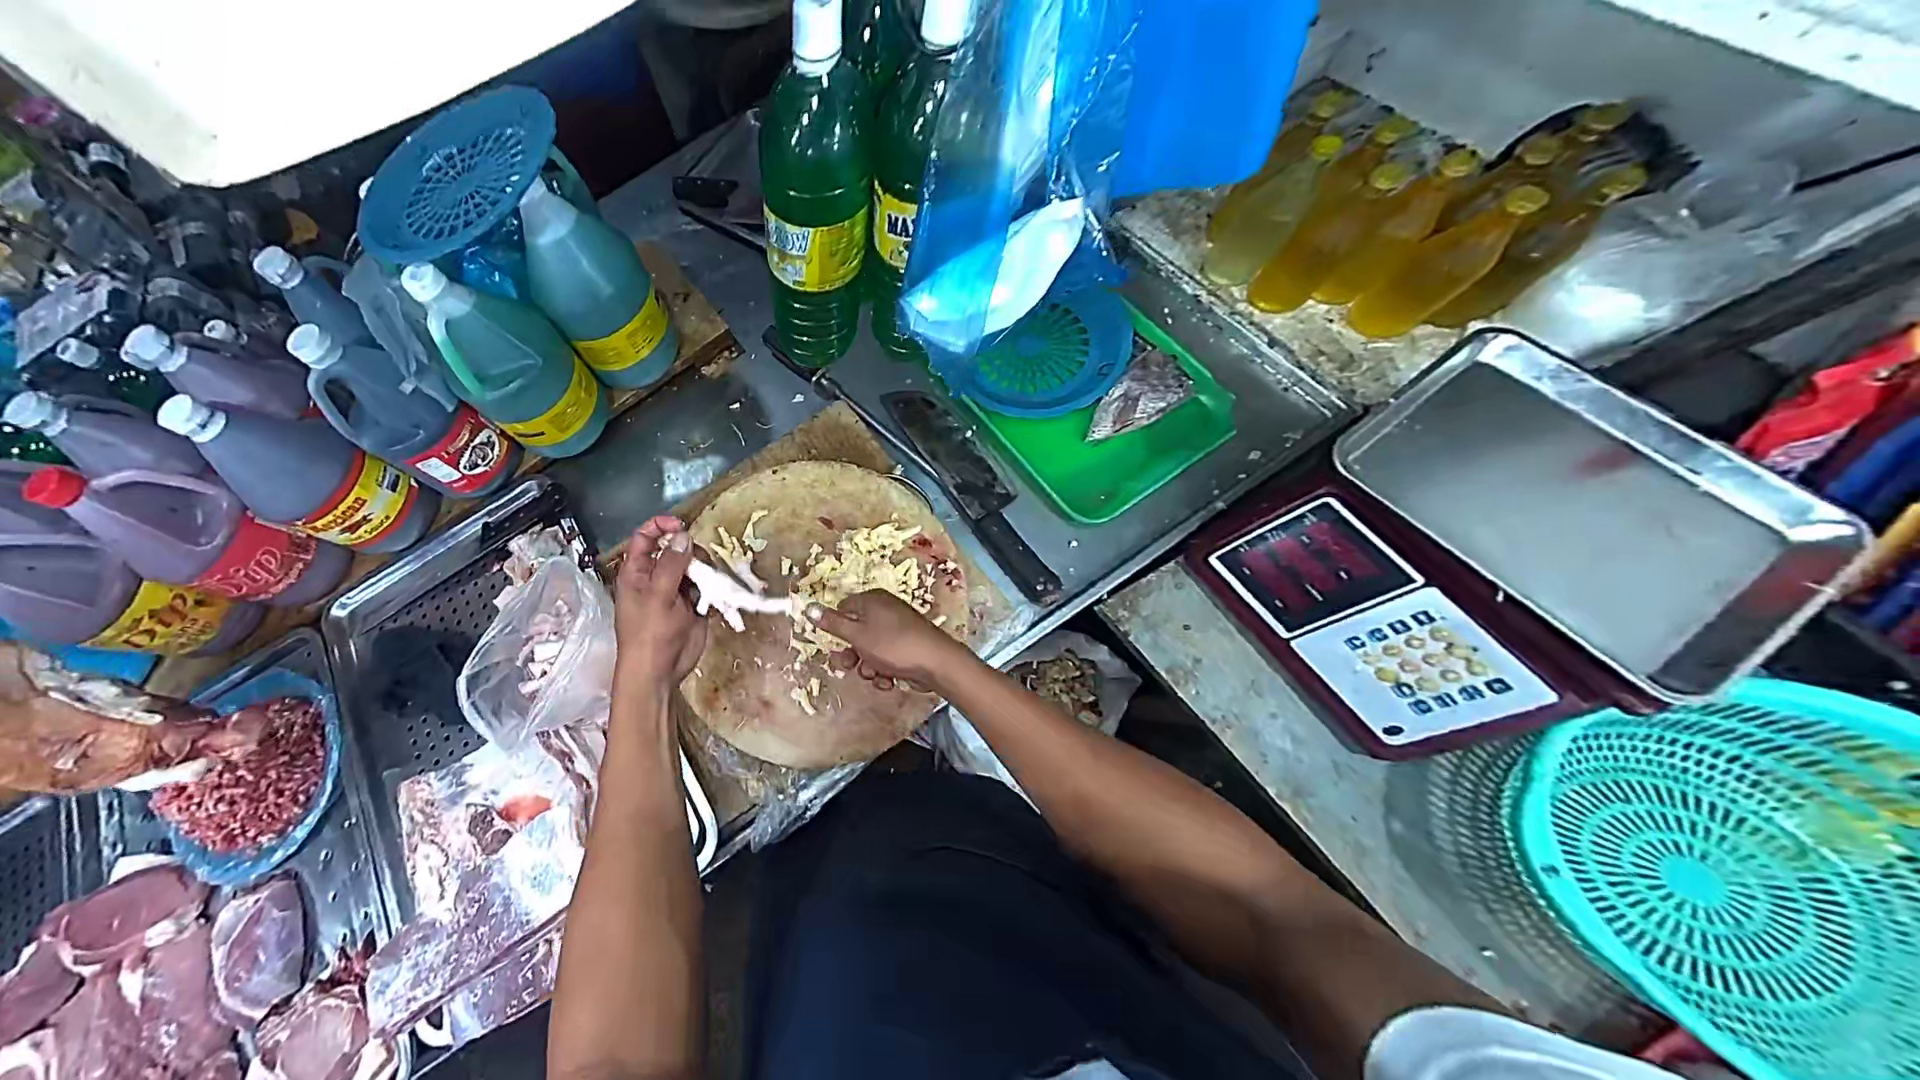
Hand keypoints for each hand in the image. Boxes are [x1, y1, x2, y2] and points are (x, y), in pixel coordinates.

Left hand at [614, 516, 708, 685]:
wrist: (659, 671)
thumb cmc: (649, 634)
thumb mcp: (658, 595)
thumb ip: (671, 564)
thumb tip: (683, 536)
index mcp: (637, 572)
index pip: (645, 537)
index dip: (661, 526)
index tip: (683, 526)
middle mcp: (656, 578)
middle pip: (677, 550)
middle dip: (692, 553)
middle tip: (700, 568)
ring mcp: (676, 592)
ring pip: (695, 568)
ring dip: (706, 572)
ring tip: (709, 586)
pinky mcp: (693, 606)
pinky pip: (707, 587)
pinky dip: (714, 588)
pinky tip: (716, 596)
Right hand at [806, 590, 968, 691]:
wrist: (934, 663)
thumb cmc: (893, 645)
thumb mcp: (857, 634)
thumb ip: (832, 623)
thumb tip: (808, 606)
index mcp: (872, 600)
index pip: (843, 609)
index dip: (837, 628)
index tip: (835, 644)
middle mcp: (885, 610)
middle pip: (856, 631)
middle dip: (852, 652)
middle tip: (850, 665)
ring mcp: (897, 628)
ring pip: (870, 649)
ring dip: (868, 665)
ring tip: (875, 674)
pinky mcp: (906, 646)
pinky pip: (886, 657)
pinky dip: (884, 670)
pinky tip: (889, 679)